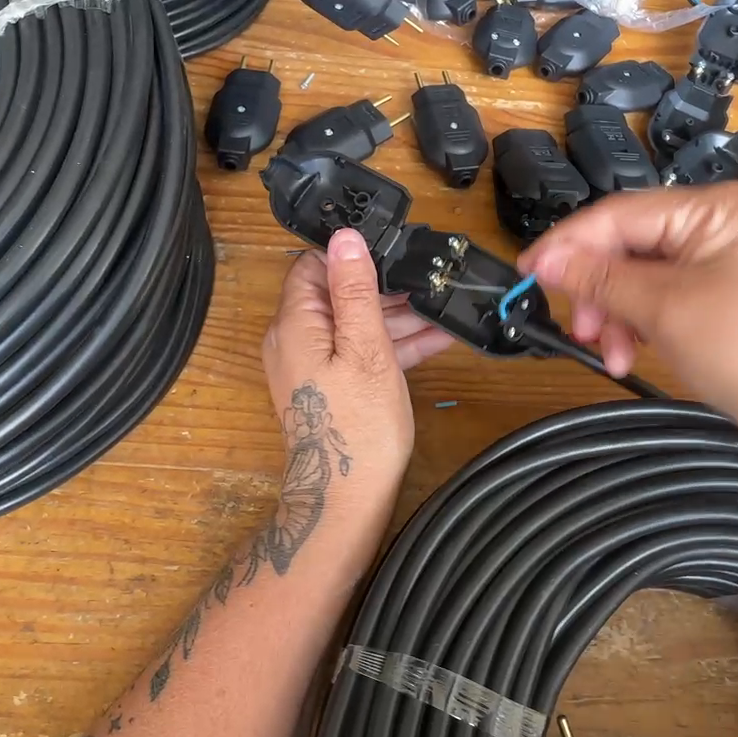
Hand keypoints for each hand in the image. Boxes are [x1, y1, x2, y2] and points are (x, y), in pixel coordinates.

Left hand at [262, 229, 456, 484]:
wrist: (346, 499)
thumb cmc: (359, 422)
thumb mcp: (365, 346)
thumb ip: (354, 290)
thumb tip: (344, 237)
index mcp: (295, 323)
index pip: (313, 266)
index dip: (351, 256)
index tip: (392, 254)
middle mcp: (294, 339)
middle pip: (337, 294)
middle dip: (383, 287)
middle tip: (427, 281)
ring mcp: (311, 364)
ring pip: (353, 324)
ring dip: (396, 317)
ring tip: (443, 307)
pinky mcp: (328, 385)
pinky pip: (358, 352)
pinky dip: (391, 345)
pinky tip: (436, 338)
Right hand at [518, 185, 737, 447]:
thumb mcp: (665, 309)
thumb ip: (599, 278)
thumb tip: (543, 259)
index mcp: (716, 207)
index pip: (620, 214)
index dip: (568, 243)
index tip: (526, 271)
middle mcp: (719, 223)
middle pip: (629, 246)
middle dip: (597, 290)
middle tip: (576, 328)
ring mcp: (722, 260)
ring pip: (640, 276)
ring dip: (615, 314)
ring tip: (608, 355)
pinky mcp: (721, 294)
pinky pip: (662, 297)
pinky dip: (639, 324)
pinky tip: (629, 354)